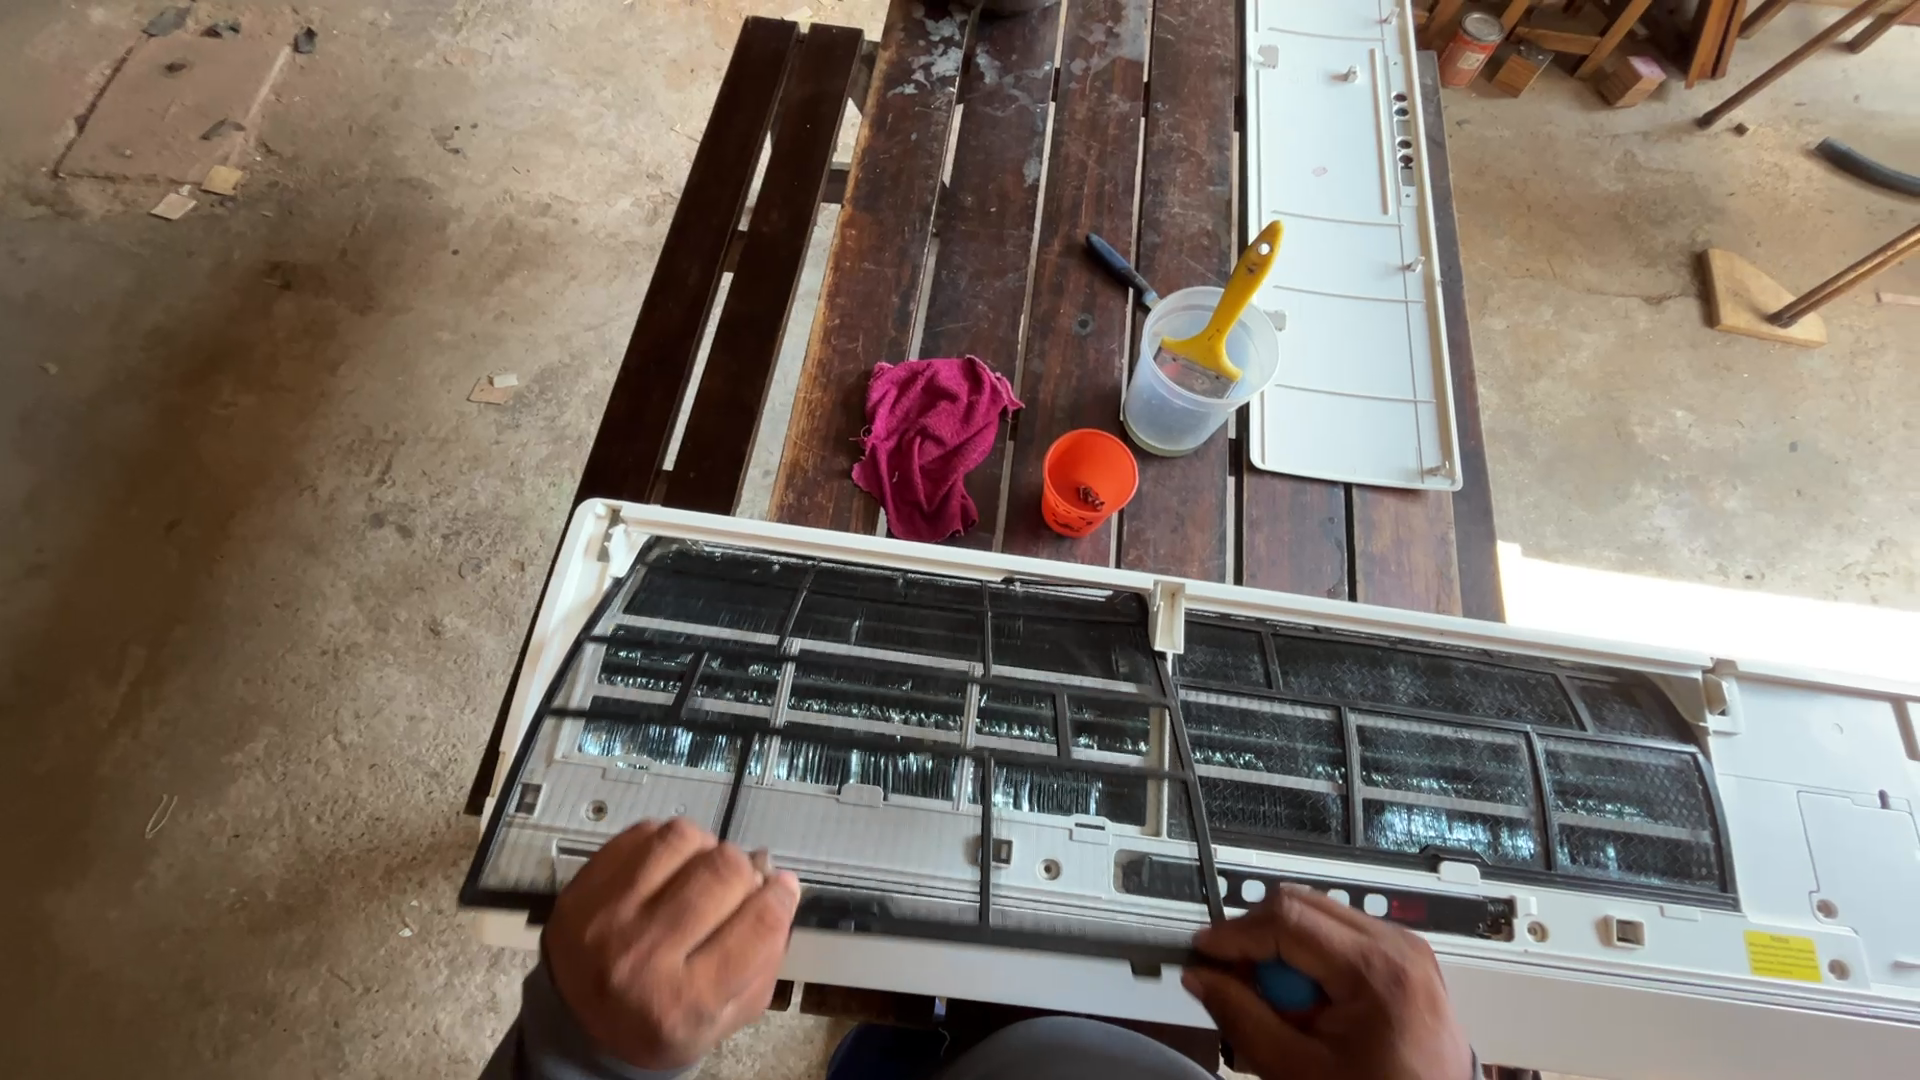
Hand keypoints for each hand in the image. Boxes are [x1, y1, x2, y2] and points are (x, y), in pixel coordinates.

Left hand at [544, 817, 801, 1069]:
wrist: (579, 1023)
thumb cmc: (662, 1019)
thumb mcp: (726, 1016)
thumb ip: (767, 955)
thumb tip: (782, 886)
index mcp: (684, 1002)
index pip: (760, 923)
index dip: (782, 895)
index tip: (781, 888)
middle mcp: (642, 957)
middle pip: (727, 870)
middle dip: (744, 872)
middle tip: (736, 887)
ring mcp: (607, 916)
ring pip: (688, 838)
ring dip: (706, 849)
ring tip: (699, 872)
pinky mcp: (585, 886)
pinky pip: (647, 831)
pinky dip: (670, 842)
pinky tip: (669, 868)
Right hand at [1182, 885, 1472, 1079]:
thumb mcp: (1298, 1073)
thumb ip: (1242, 1017)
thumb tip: (1198, 974)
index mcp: (1378, 970)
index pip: (1285, 918)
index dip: (1234, 933)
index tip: (1202, 953)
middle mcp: (1397, 944)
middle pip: (1298, 905)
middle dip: (1257, 939)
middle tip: (1235, 981)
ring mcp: (1405, 947)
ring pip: (1314, 914)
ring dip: (1282, 948)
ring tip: (1280, 1002)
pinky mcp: (1404, 957)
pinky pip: (1337, 933)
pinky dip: (1310, 957)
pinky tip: (1310, 1001)